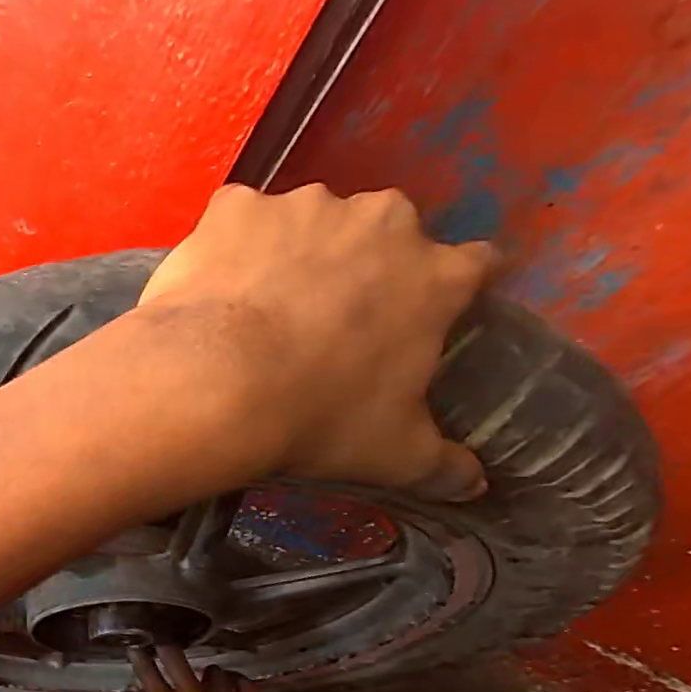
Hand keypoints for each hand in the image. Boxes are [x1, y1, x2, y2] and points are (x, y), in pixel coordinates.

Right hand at [131, 646, 279, 691]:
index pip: (151, 681)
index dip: (142, 662)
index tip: (136, 649)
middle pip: (178, 663)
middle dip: (170, 652)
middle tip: (168, 647)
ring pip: (216, 671)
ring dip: (211, 677)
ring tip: (212, 685)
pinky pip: (244, 684)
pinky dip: (238, 685)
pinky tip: (237, 690)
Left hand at [136, 184, 494, 498]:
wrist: (215, 384)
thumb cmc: (317, 418)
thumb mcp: (392, 455)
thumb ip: (441, 465)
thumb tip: (474, 486)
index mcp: (434, 275)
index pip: (474, 267)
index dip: (456, 288)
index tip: (434, 309)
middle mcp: (379, 221)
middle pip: (385, 236)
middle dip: (366, 268)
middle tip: (328, 318)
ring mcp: (303, 206)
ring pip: (310, 224)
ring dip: (295, 254)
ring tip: (259, 308)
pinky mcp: (236, 206)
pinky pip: (240, 221)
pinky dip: (232, 246)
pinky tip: (216, 287)